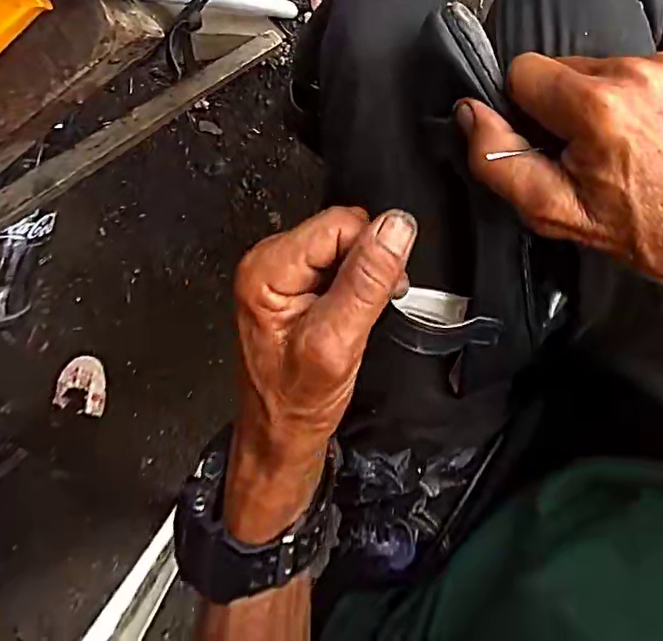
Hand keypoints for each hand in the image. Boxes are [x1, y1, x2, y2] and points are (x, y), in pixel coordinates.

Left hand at [226, 206, 416, 540]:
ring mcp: (283, 270)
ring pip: (346, 244)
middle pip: (343, 229)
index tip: (377, 289)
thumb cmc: (292, 405)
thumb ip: (367, 281)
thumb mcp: (336, 343)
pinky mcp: (297, 281)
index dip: (371, 252)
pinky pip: (341, 261)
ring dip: (365, 275)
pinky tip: (350, 312)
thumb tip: (395, 228)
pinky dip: (357, 283)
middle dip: (369, 263)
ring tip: (355, 316)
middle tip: (364, 310)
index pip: (341, 223)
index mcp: (267, 268)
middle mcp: (270, 261)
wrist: (279, 438)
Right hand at [458, 52, 662, 328]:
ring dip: (600, 98)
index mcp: (597, 107)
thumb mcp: (553, 210)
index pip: (523, 69)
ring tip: (623, 141)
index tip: (551, 138)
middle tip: (589, 147)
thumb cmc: (643, 228)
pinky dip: (636, 94)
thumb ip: (495, 158)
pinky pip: (638, 66)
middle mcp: (637, 74)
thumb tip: (471, 112)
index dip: (526, 107)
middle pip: (562, 65)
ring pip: (600, 65)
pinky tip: (649, 130)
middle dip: (564, 102)